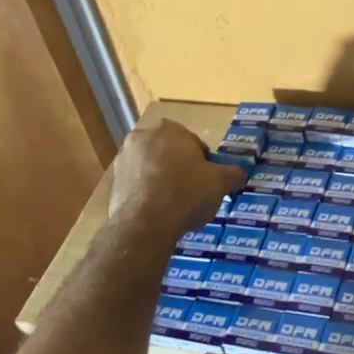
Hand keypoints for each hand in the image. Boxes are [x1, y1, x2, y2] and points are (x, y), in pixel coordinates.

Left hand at [107, 120, 242, 240]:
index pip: (194, 143)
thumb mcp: (220, 183)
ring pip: (152, 168)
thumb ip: (233, 174)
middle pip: (170, 153)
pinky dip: (148, 194)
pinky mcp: (113, 182)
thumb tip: (239, 174)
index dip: (205, 163)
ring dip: (163, 181)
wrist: (144, 224)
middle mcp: (142, 137)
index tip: (209, 182)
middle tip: (194, 192)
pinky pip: (138, 185)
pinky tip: (160, 212)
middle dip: (181, 169)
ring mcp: (123, 159)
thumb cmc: (186, 194)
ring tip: (176, 205)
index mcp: (169, 129)